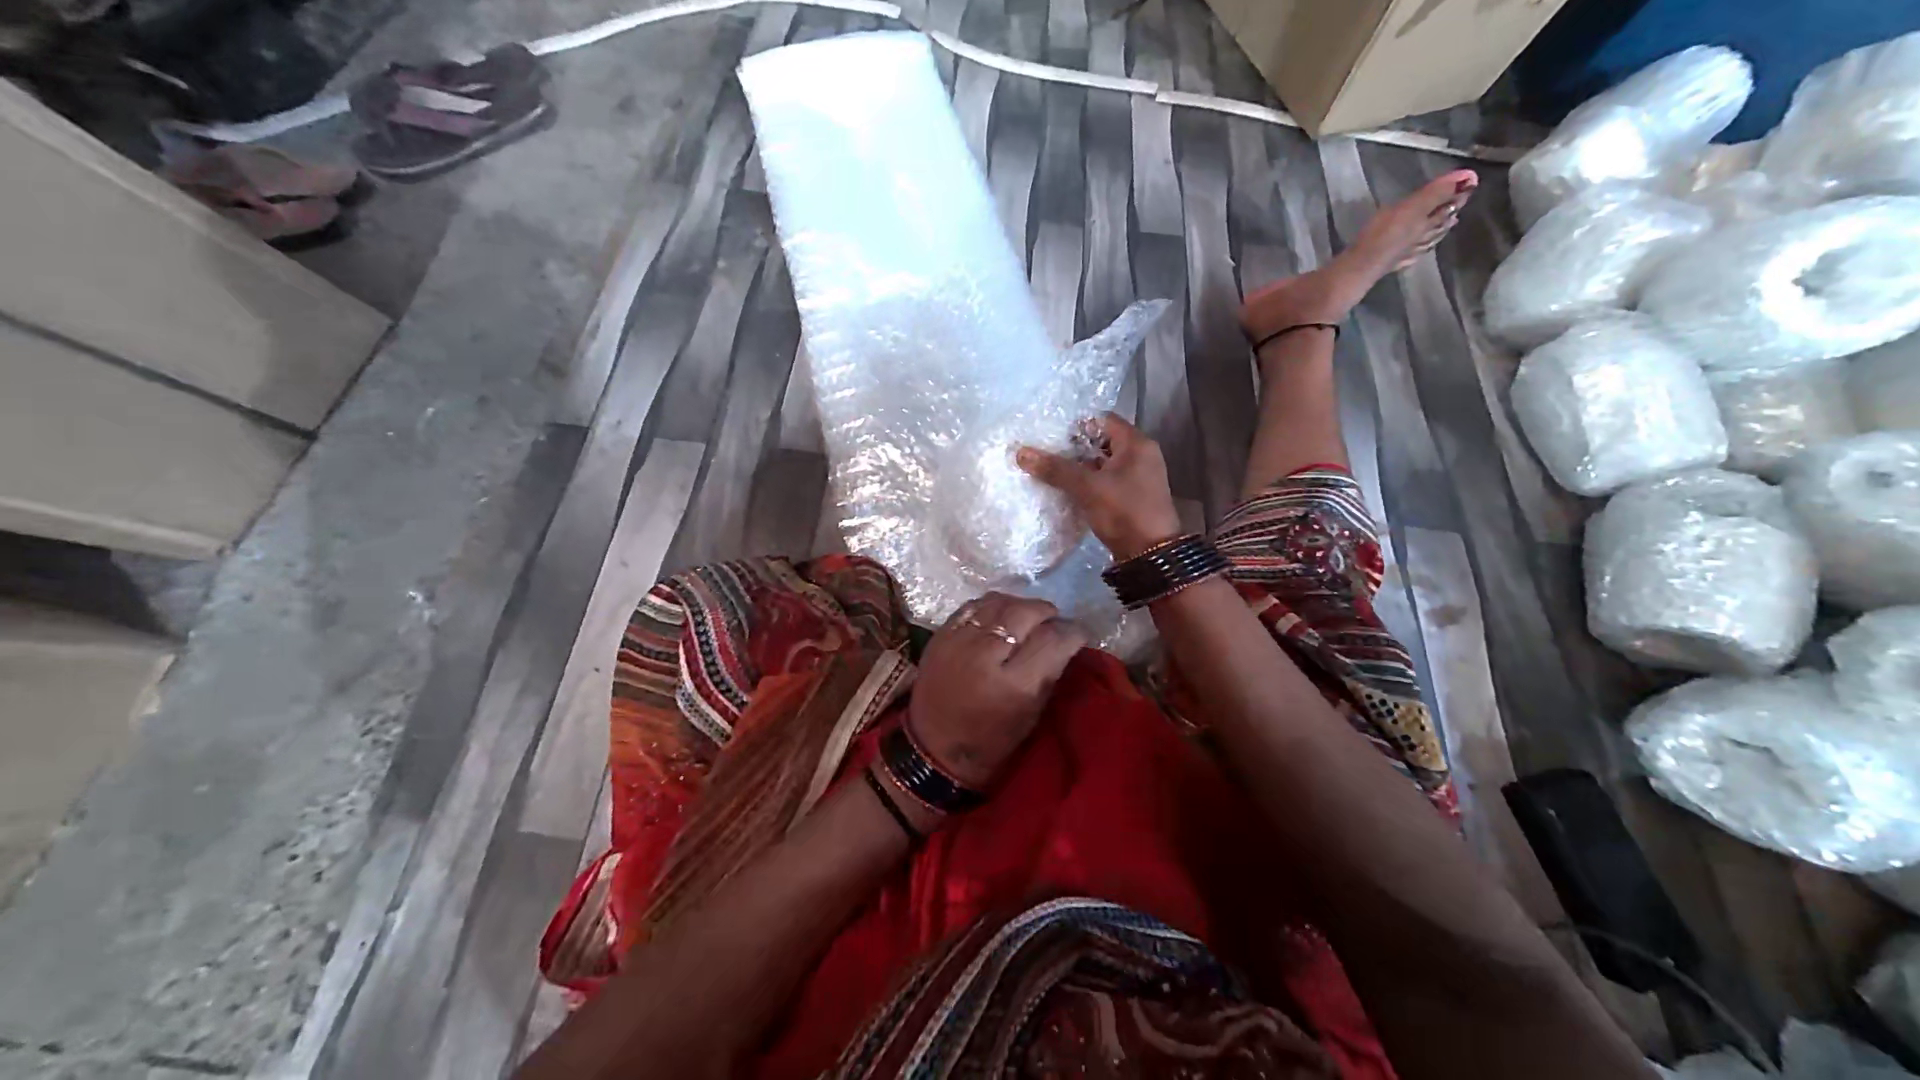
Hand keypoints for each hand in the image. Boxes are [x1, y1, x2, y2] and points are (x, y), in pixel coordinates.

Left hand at [907, 592, 1086, 790]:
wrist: (932, 749)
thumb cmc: (990, 743)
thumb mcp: (1031, 716)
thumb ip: (1049, 674)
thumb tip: (1065, 642)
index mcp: (1014, 685)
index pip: (1054, 639)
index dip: (1073, 632)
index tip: (1078, 634)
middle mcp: (986, 656)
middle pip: (1026, 612)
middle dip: (1047, 613)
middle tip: (1053, 622)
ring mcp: (959, 641)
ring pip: (999, 602)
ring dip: (1020, 605)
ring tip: (1027, 617)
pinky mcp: (940, 635)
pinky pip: (973, 605)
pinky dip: (992, 607)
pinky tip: (1000, 617)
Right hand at [1016, 413, 1182, 558]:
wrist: (1151, 553)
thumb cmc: (1123, 512)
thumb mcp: (1087, 488)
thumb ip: (1056, 469)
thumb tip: (1021, 453)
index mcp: (1137, 444)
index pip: (1103, 419)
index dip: (1077, 425)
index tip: (1052, 437)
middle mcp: (1141, 455)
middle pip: (1102, 441)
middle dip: (1075, 448)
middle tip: (1048, 455)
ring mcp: (1139, 476)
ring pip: (1104, 463)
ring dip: (1081, 467)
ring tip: (1053, 472)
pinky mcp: (1134, 495)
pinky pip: (1108, 480)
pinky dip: (1090, 483)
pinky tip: (1069, 490)